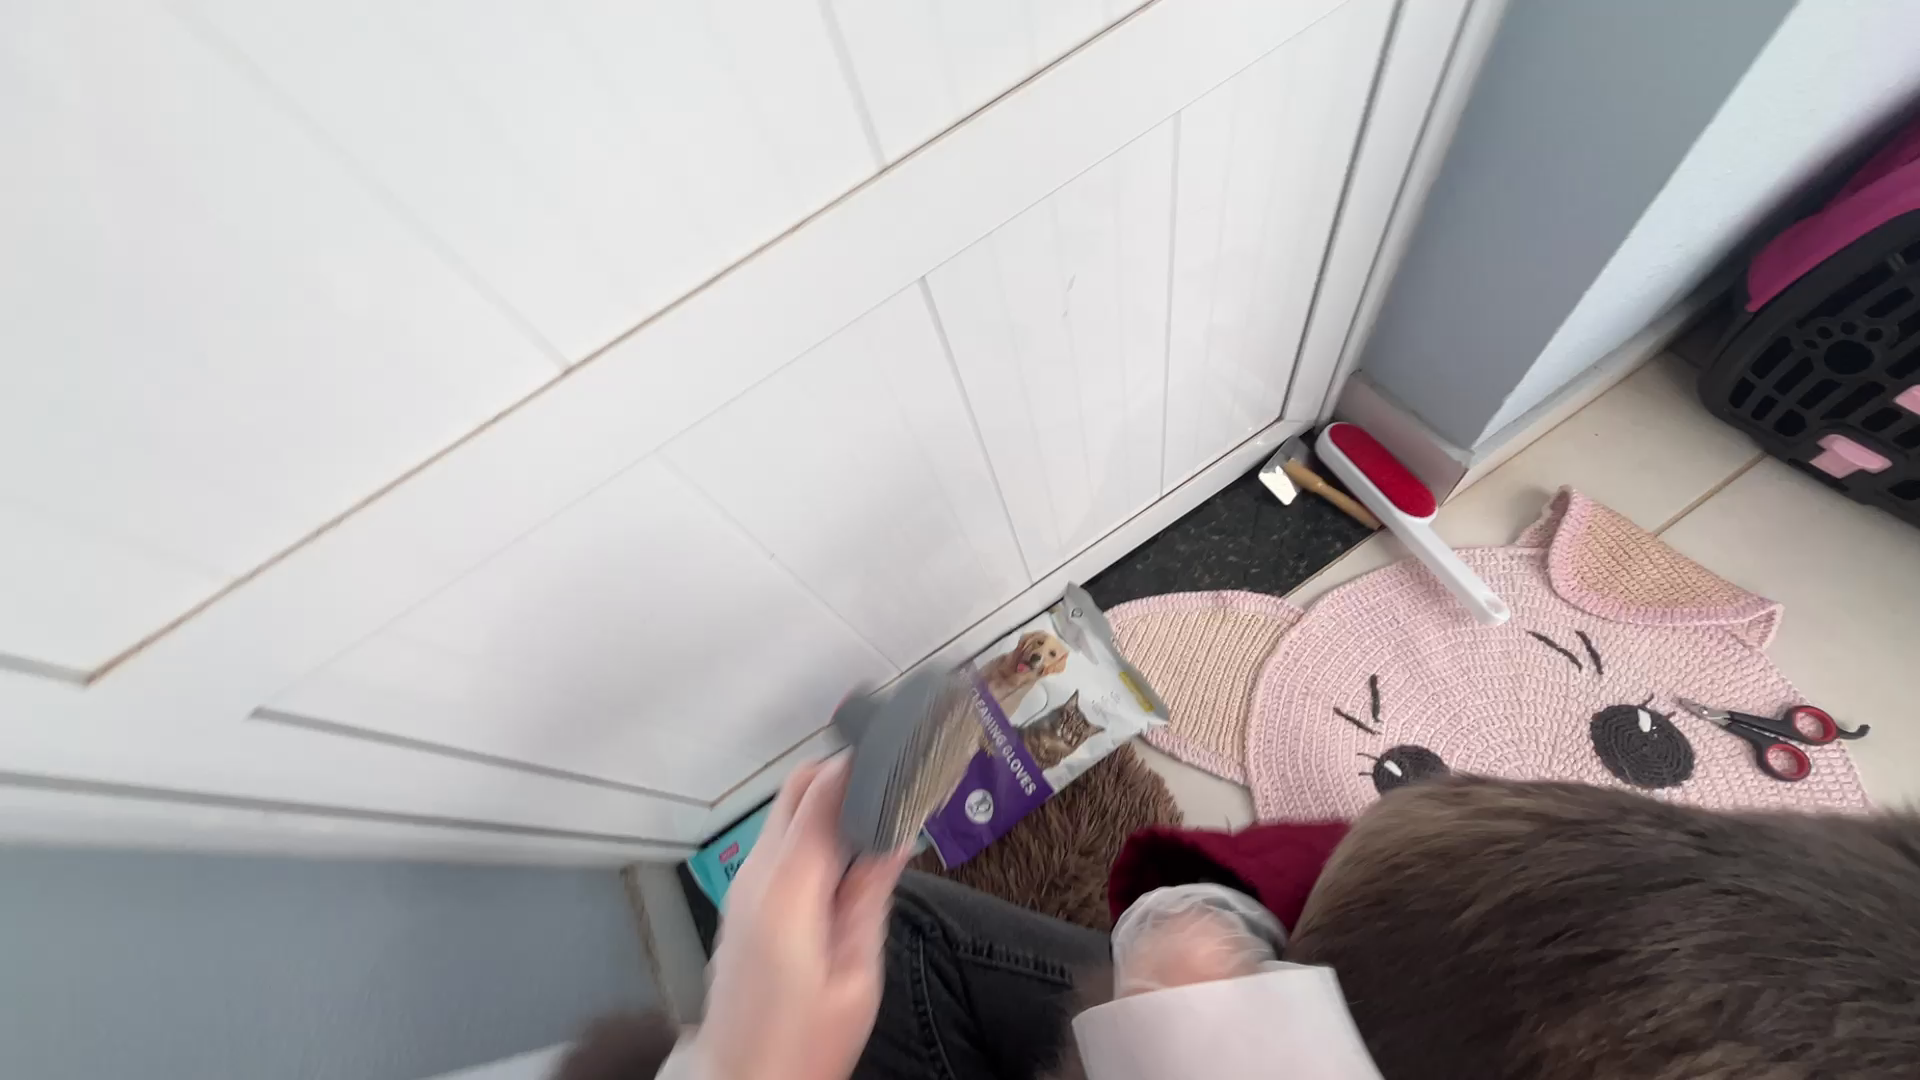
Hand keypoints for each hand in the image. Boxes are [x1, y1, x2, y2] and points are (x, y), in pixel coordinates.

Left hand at [690, 756, 908, 1079]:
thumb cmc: (804, 1044)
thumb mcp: (856, 975)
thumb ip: (871, 893)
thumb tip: (896, 832)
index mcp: (788, 888)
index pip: (821, 793)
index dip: (859, 764)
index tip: (897, 753)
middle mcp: (757, 872)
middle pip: (796, 786)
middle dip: (843, 770)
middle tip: (892, 781)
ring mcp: (744, 882)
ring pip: (786, 807)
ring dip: (828, 796)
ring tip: (878, 812)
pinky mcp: (744, 897)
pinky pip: (780, 837)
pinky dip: (813, 823)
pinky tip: (848, 847)